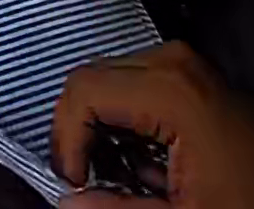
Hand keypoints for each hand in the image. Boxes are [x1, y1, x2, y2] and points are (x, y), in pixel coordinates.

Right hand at [52, 42, 253, 208]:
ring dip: (102, 129)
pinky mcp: (188, 74)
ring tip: (127, 181)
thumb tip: (65, 203)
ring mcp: (180, 61)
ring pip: (108, 82)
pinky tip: (147, 165)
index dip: (65, 138)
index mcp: (168, 88)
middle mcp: (168, 59)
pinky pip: (133, 85)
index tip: (75, 187)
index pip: (82, 89)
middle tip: (95, 186)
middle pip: (91, 79)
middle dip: (82, 133)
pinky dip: (125, 123)